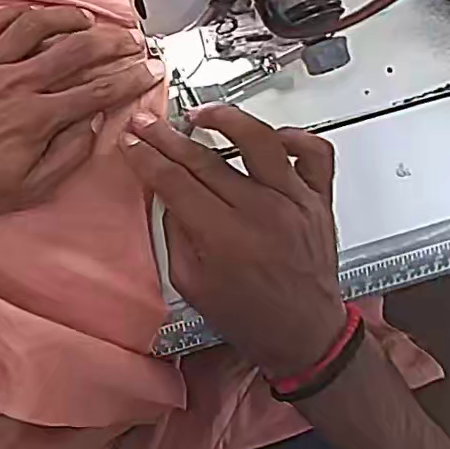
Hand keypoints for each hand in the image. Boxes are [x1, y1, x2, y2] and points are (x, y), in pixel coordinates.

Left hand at [0, 6, 160, 251]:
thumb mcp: (29, 188)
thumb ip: (67, 155)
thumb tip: (92, 125)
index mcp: (36, 117)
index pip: (97, 90)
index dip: (130, 78)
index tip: (149, 69)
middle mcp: (15, 83)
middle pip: (74, 49)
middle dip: (111, 40)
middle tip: (129, 38)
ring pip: (34, 26)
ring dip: (67, 18)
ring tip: (86, 20)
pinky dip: (15, 14)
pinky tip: (30, 16)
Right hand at [119, 103, 344, 378]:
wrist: (304, 335)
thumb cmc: (249, 316)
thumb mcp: (191, 283)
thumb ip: (175, 233)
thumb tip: (164, 193)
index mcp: (225, 237)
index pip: (174, 181)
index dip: (146, 157)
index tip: (131, 144)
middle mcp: (262, 212)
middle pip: (204, 159)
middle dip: (166, 137)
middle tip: (147, 123)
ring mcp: (294, 202)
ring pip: (259, 140)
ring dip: (225, 119)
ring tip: (202, 114)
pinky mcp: (318, 200)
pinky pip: (314, 153)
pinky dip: (294, 136)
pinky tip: (270, 135)